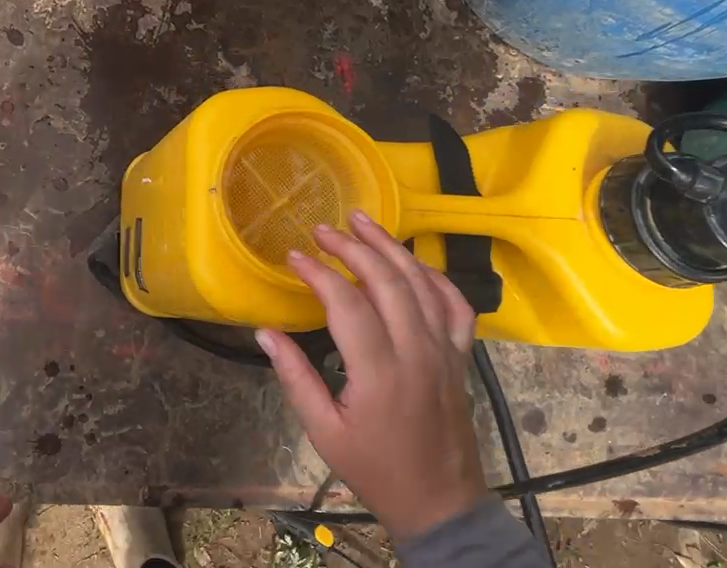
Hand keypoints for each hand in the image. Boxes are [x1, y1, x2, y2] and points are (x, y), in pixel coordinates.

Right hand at [256, 212, 485, 538]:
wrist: (442, 505)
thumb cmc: (376, 469)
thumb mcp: (324, 432)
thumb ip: (296, 378)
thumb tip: (265, 333)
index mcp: (380, 374)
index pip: (348, 304)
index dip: (319, 273)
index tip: (293, 255)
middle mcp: (418, 354)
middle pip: (388, 281)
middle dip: (352, 247)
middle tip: (322, 228)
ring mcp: (445, 352)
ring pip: (422, 284)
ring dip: (391, 247)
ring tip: (362, 220)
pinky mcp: (461, 356)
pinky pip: (455, 304)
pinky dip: (434, 275)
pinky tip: (411, 260)